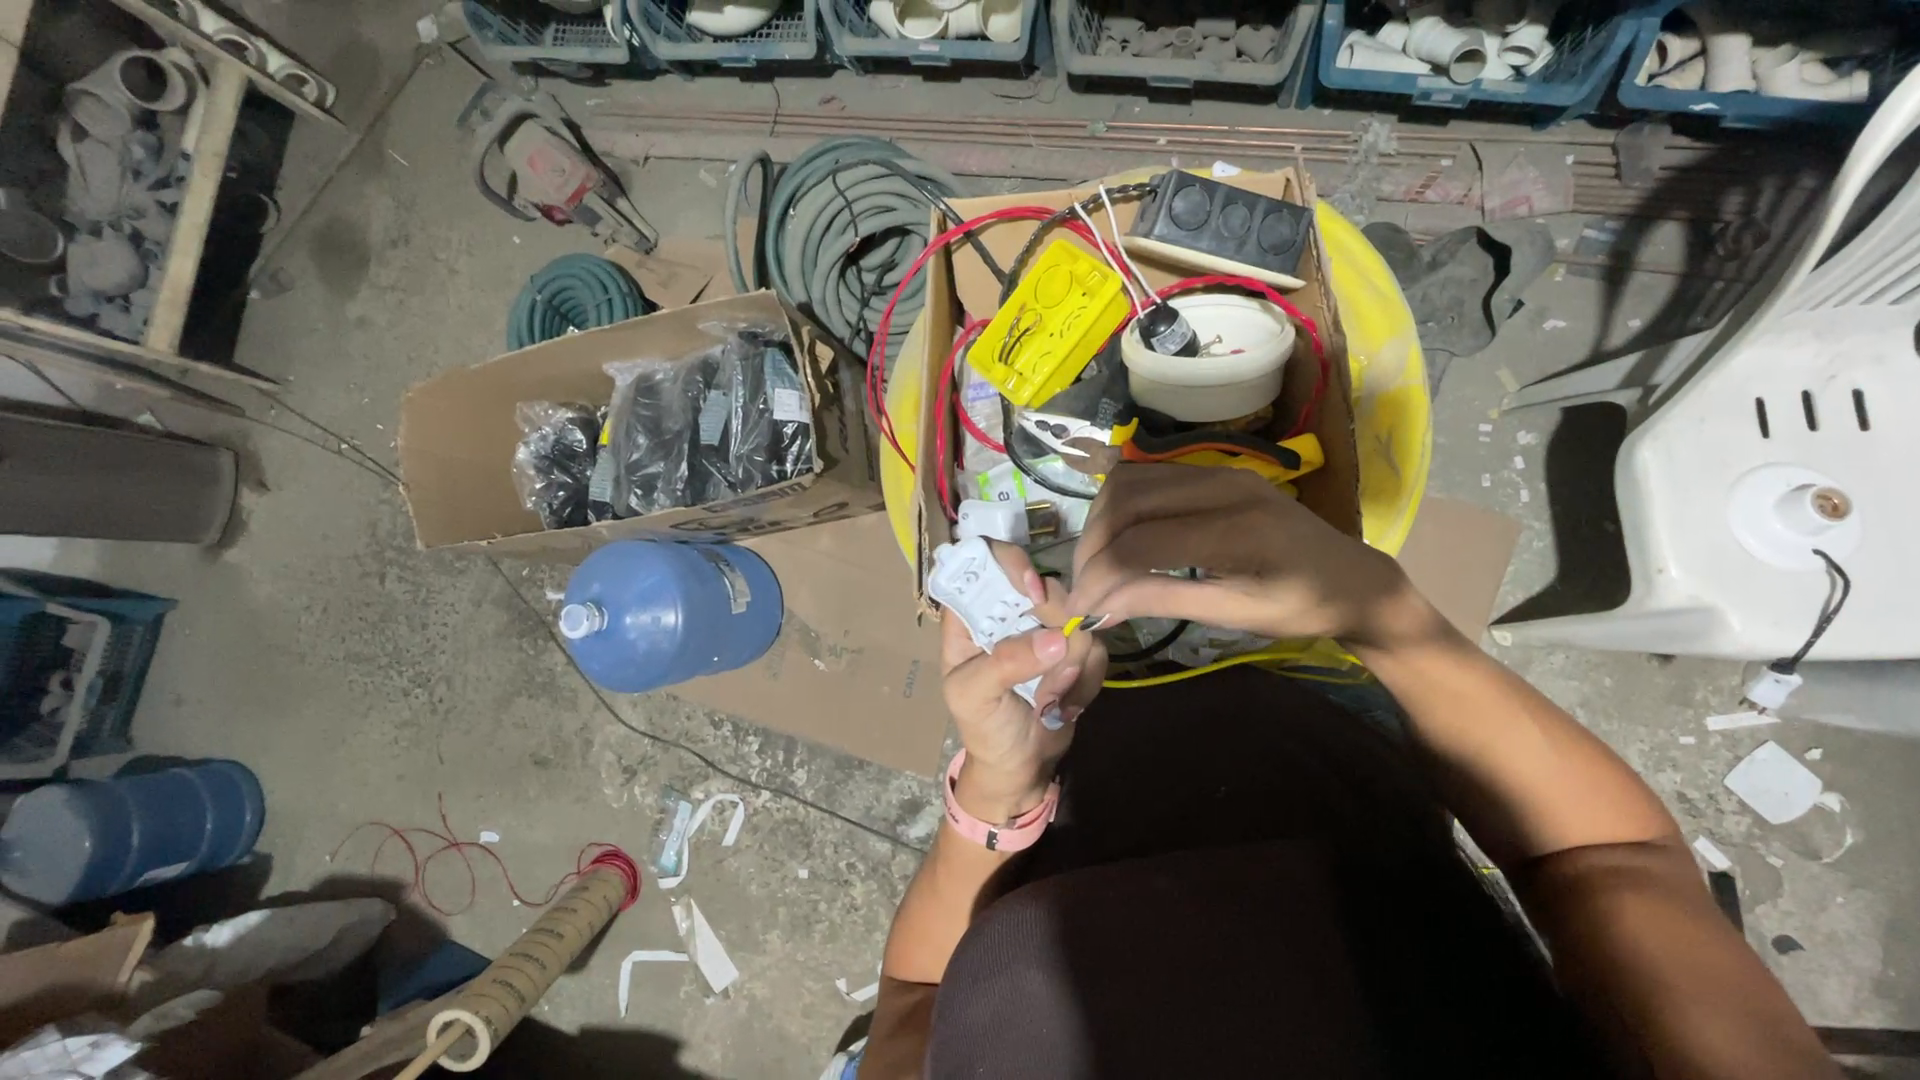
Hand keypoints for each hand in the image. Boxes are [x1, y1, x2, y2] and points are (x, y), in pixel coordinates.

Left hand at [940, 542, 1105, 821]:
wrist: (1021, 766)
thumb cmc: (984, 727)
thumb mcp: (974, 697)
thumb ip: (1005, 663)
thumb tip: (1056, 637)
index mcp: (972, 614)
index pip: (986, 561)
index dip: (1011, 563)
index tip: (1033, 593)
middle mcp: (1010, 612)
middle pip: (1046, 588)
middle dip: (1055, 634)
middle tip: (1050, 676)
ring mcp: (1045, 629)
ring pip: (1078, 620)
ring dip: (1070, 669)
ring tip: (1050, 702)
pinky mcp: (1076, 651)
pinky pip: (1097, 648)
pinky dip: (1086, 681)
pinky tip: (1066, 706)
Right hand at [1068, 464, 1432, 646]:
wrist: (1353, 578)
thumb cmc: (1302, 607)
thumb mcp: (1235, 614)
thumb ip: (1164, 600)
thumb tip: (1099, 606)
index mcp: (1237, 529)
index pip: (1141, 543)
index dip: (1100, 576)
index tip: (1081, 609)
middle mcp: (1223, 486)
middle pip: (1127, 500)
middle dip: (1092, 545)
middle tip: (1083, 586)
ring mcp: (1217, 471)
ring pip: (1130, 481)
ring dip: (1101, 521)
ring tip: (1096, 564)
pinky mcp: (1213, 471)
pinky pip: (1148, 477)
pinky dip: (1121, 506)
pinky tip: (1119, 538)